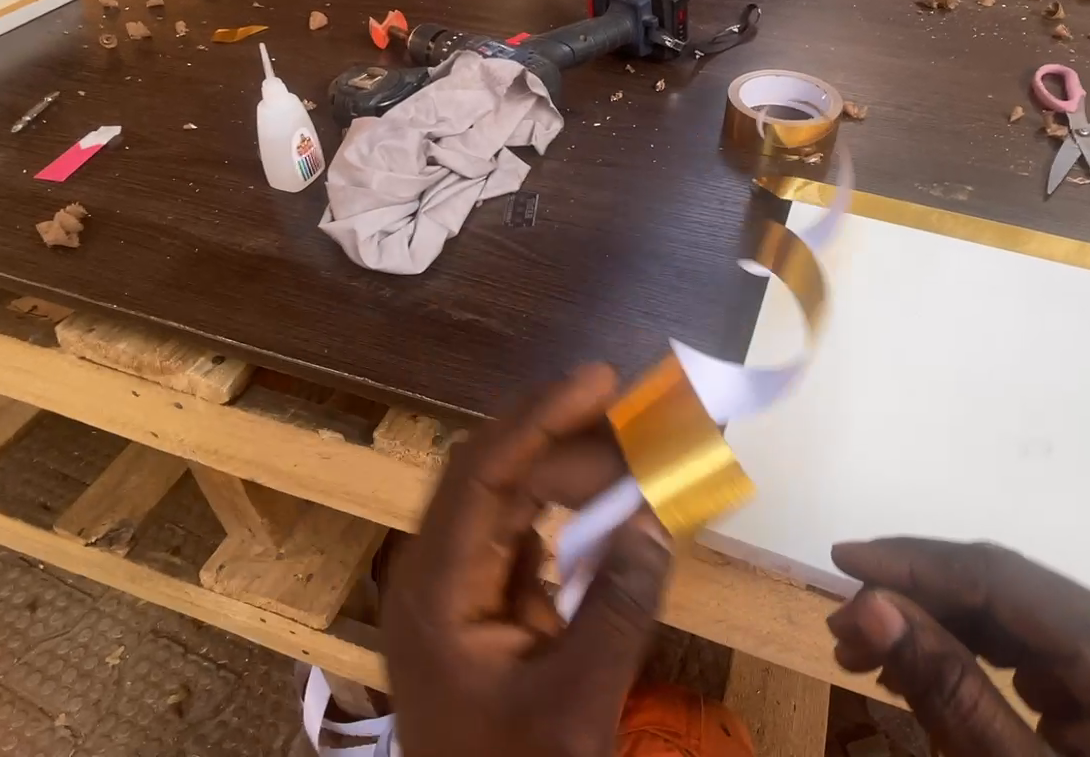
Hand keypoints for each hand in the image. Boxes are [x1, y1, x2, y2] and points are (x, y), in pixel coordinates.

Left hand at [385, 363, 672, 756]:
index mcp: (437, 587)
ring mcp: (459, 583)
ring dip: (569, 466)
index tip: (601, 382)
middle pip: (494, 470)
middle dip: (563, 434)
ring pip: (510, 494)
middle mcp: (438, 568)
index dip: (541, 417)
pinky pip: (526, 529)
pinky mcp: (484, 598)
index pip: (483, 472)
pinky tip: (607, 502)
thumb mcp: (573, 707)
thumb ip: (616, 611)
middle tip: (632, 418)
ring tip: (630, 451)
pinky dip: (570, 507)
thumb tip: (652, 521)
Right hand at [828, 539, 1089, 756]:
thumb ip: (951, 693)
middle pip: (1002, 592)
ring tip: (864, 655)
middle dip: (914, 601)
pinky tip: (919, 672)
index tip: (840, 559)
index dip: (913, 562)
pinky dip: (967, 658)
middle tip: (842, 631)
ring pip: (1008, 617)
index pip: (1000, 578)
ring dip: (932, 628)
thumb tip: (868, 604)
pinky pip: (1027, 652)